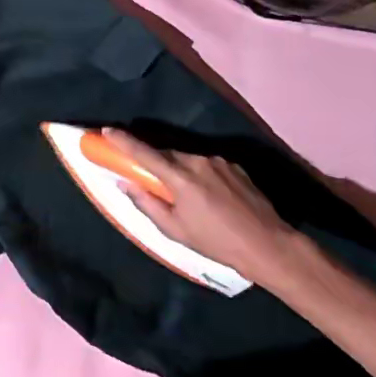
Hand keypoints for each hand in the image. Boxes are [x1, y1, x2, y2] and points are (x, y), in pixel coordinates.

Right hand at [103, 128, 297, 281]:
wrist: (269, 245)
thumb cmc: (216, 242)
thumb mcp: (174, 230)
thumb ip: (147, 203)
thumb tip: (126, 184)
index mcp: (181, 178)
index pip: (144, 154)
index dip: (123, 141)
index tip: (106, 131)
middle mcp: (198, 162)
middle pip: (165, 154)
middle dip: (152, 160)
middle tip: (144, 175)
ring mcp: (219, 162)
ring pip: (186, 159)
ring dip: (176, 169)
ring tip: (180, 192)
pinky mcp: (234, 167)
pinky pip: (206, 165)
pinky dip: (197, 174)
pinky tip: (205, 194)